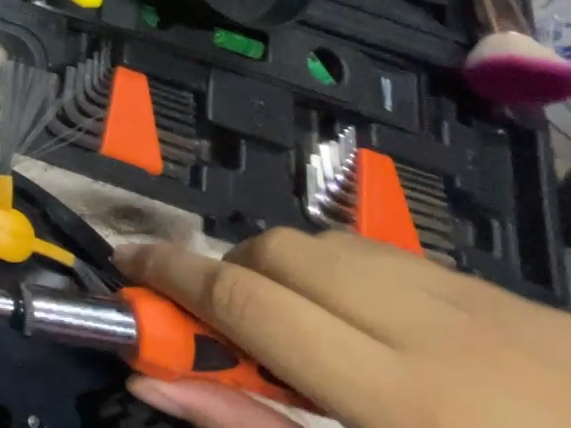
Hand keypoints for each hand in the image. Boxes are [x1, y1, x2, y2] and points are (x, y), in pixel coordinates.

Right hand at [116, 229, 570, 427]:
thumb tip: (156, 380)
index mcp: (403, 397)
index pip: (244, 301)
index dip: (168, 276)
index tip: (123, 268)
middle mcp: (434, 329)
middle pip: (280, 254)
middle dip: (230, 275)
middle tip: (229, 330)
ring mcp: (484, 307)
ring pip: (332, 245)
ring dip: (287, 270)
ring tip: (303, 328)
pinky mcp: (518, 301)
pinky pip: (394, 259)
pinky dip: (350, 277)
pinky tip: (379, 330)